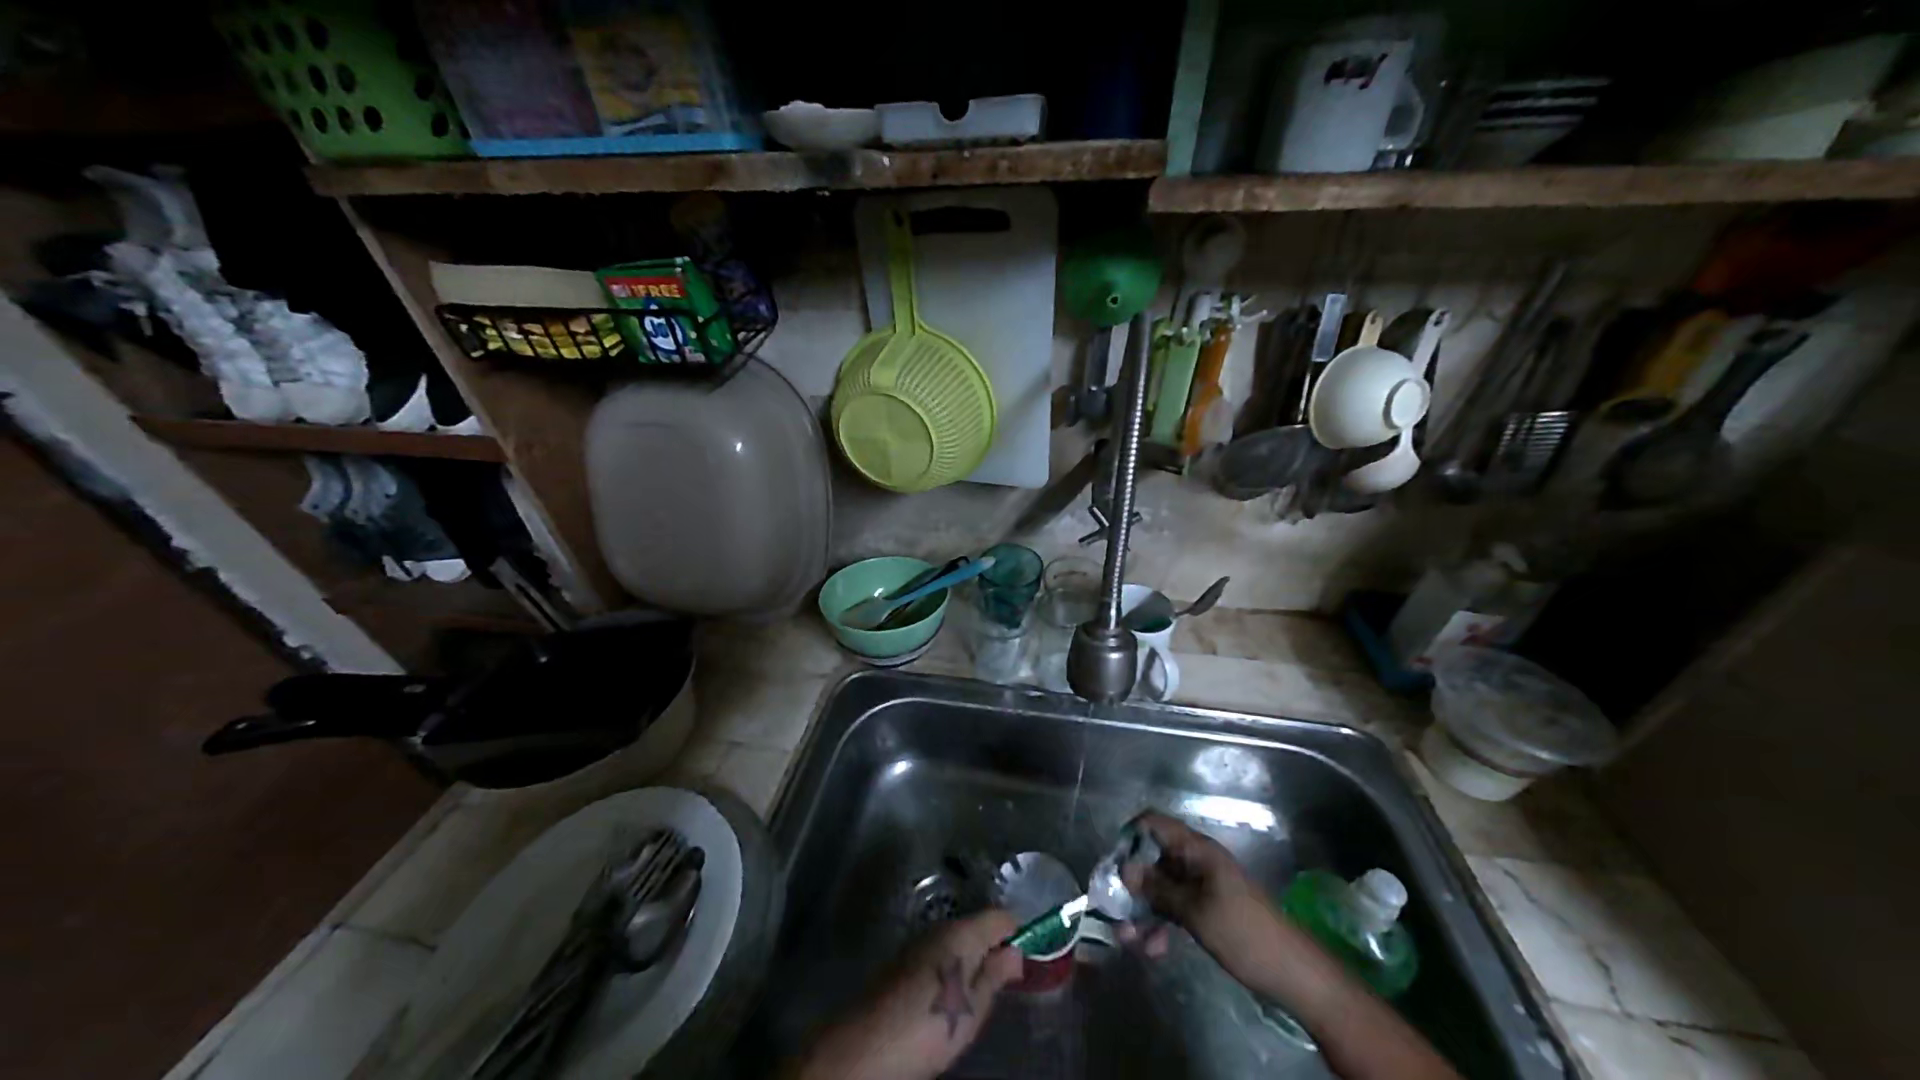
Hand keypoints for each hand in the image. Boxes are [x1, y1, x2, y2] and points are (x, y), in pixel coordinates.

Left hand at [788, 909, 1024, 1079]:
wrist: (867, 1044)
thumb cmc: (930, 1024)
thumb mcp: (973, 1007)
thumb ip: (996, 975)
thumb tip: (1016, 952)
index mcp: (962, 933)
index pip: (1000, 916)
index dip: (1018, 931)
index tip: (1031, 952)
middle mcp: (940, 928)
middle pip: (977, 927)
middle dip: (994, 946)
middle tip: (1009, 980)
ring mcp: (919, 943)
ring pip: (956, 941)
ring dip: (972, 959)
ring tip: (983, 992)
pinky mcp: (904, 961)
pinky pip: (938, 955)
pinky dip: (951, 968)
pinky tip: (952, 996)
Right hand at [1119, 811, 1278, 966]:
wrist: (1292, 973)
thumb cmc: (1243, 932)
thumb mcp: (1195, 911)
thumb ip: (1158, 889)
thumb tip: (1124, 868)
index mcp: (1197, 850)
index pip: (1154, 824)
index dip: (1130, 837)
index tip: (1112, 865)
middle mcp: (1197, 861)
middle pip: (1153, 859)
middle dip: (1132, 884)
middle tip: (1116, 912)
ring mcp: (1202, 886)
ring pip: (1161, 888)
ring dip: (1144, 910)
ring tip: (1130, 940)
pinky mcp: (1206, 910)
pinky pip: (1174, 908)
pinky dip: (1161, 924)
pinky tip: (1153, 949)